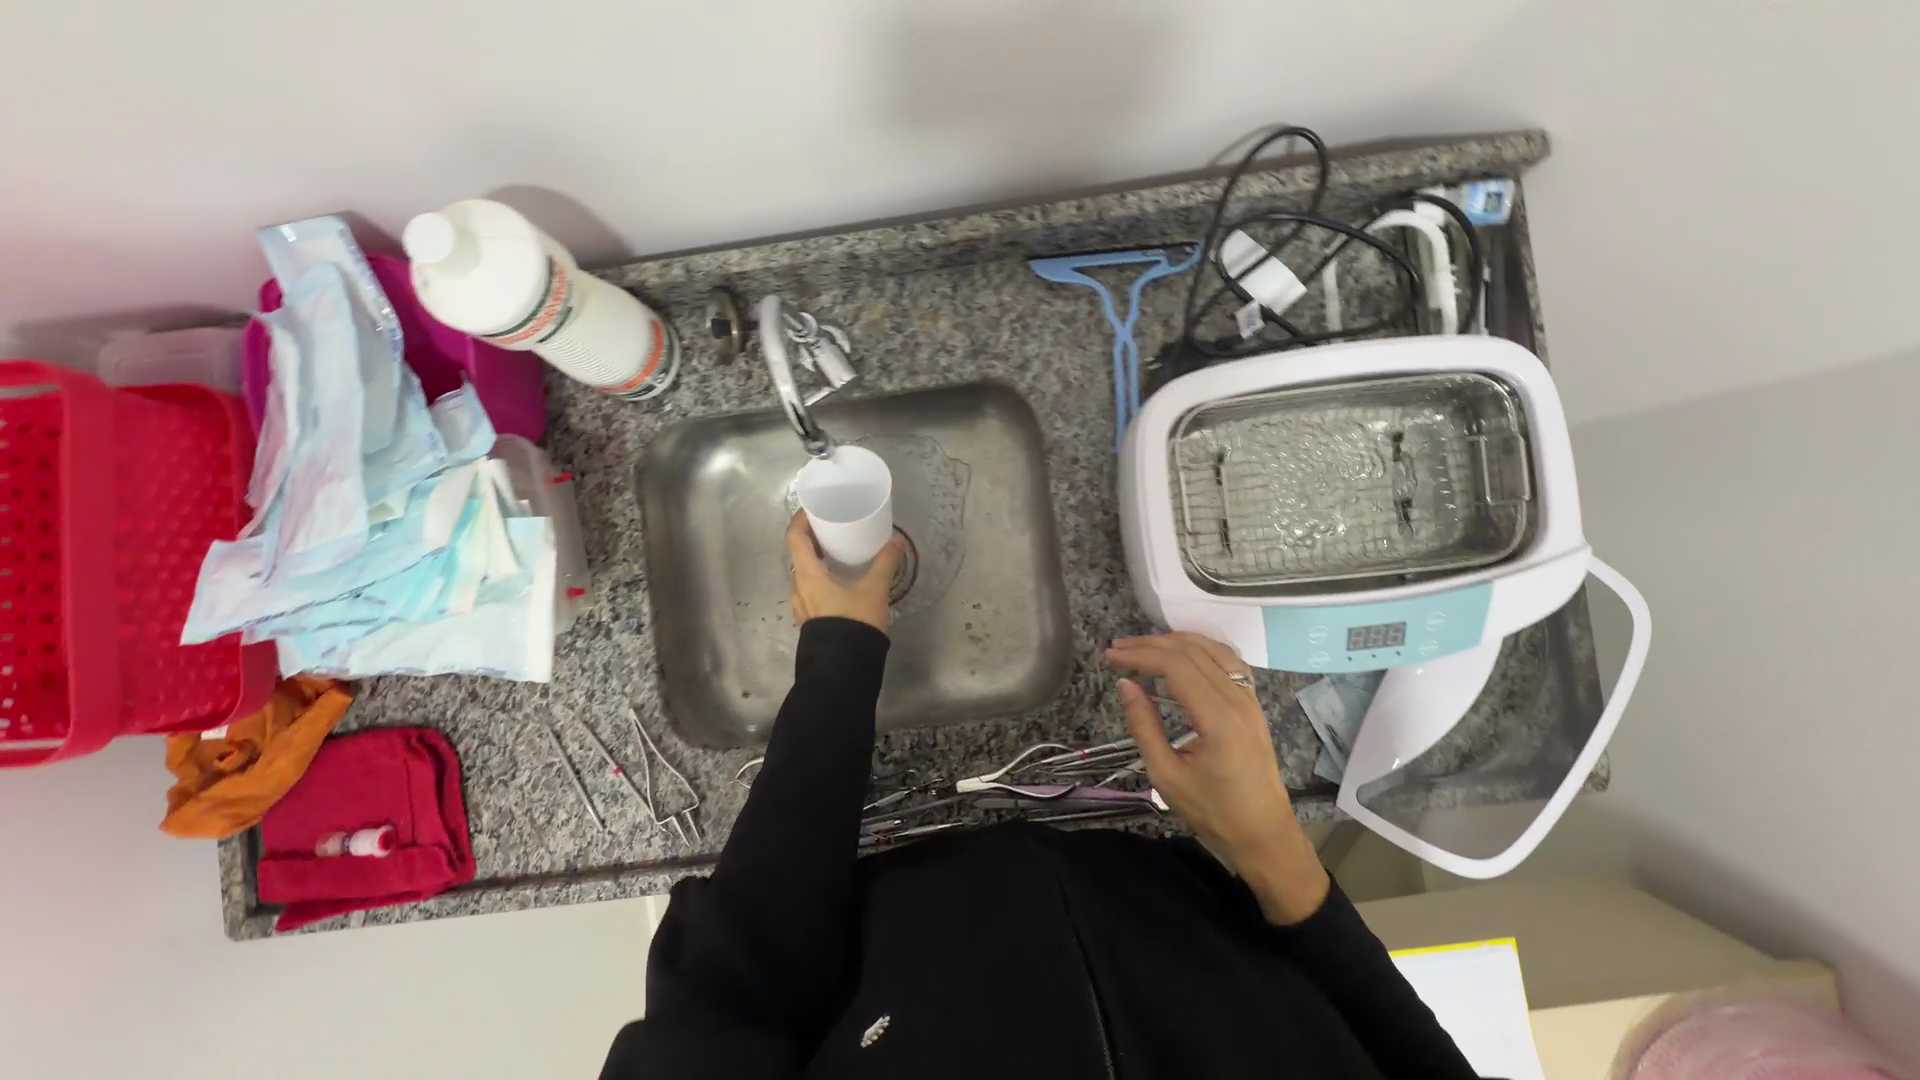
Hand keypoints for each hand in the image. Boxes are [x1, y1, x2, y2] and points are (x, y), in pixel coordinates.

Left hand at [785, 512, 905, 632]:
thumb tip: (896, 541)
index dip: (801, 519)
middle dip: (812, 540)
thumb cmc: (855, 622)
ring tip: (835, 555)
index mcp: (808, 574)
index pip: (795, 537)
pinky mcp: (808, 619)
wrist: (845, 665)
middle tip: (831, 529)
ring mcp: (801, 605)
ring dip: (815, 561)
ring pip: (803, 574)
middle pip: (798, 555)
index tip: (813, 509)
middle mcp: (798, 587)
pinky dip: (819, 579)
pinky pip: (809, 591)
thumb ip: (885, 563)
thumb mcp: (874, 589)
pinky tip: (837, 583)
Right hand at [1107, 632, 1329, 924]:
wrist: (1265, 836)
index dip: (1140, 655)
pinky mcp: (1253, 705)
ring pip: (1213, 649)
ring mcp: (1250, 700)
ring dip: (1177, 641)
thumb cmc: (1213, 813)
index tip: (1110, 656)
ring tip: (1144, 646)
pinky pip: (1229, 662)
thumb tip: (1125, 684)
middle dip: (1152, 644)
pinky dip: (1201, 649)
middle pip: (1193, 652)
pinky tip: (1182, 653)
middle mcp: (1238, 700)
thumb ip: (1144, 726)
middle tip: (1118, 648)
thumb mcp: (1167, 776)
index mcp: (1218, 718)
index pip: (1176, 666)